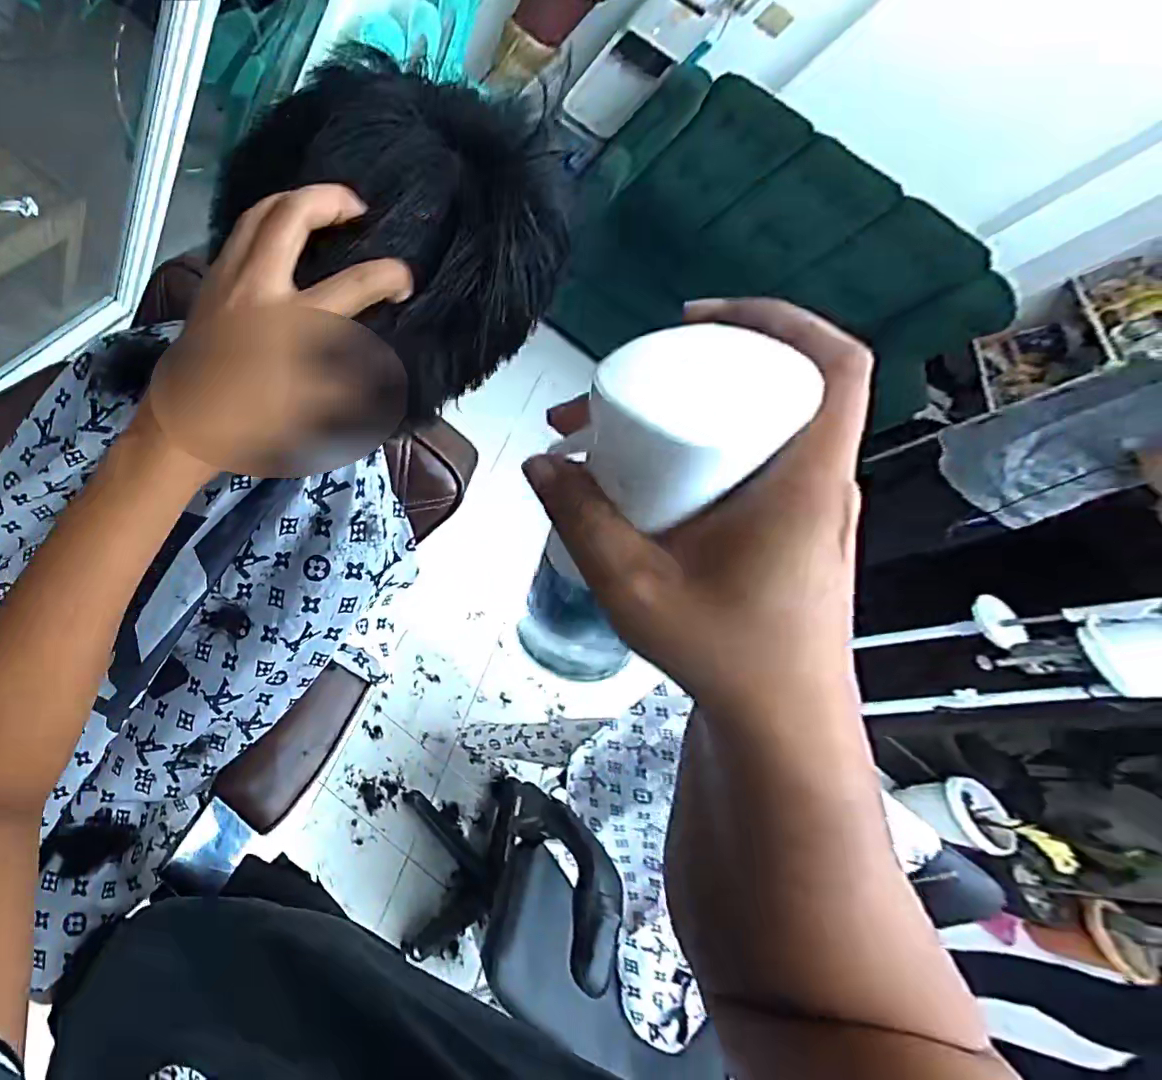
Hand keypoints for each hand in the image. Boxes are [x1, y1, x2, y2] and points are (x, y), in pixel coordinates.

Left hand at [137, 185, 414, 478]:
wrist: (181, 423)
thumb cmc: (244, 422)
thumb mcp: (305, 409)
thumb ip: (346, 381)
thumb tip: (379, 365)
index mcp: (288, 323)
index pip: (353, 285)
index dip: (389, 276)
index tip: (404, 280)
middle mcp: (257, 287)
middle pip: (294, 214)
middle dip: (333, 198)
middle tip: (355, 207)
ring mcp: (227, 278)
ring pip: (260, 212)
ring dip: (295, 199)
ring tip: (318, 209)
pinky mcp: (208, 283)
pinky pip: (239, 232)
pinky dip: (265, 220)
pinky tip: (277, 236)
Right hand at [524, 298, 872, 717]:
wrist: (775, 715)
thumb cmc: (717, 648)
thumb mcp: (631, 581)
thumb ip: (580, 517)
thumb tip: (540, 463)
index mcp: (802, 480)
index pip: (831, 364)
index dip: (772, 319)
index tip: (691, 319)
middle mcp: (817, 480)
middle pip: (773, 388)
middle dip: (685, 373)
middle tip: (605, 398)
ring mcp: (805, 506)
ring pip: (755, 427)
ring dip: (684, 414)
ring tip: (602, 439)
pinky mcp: (786, 528)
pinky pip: (747, 461)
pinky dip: (695, 448)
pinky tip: (639, 478)